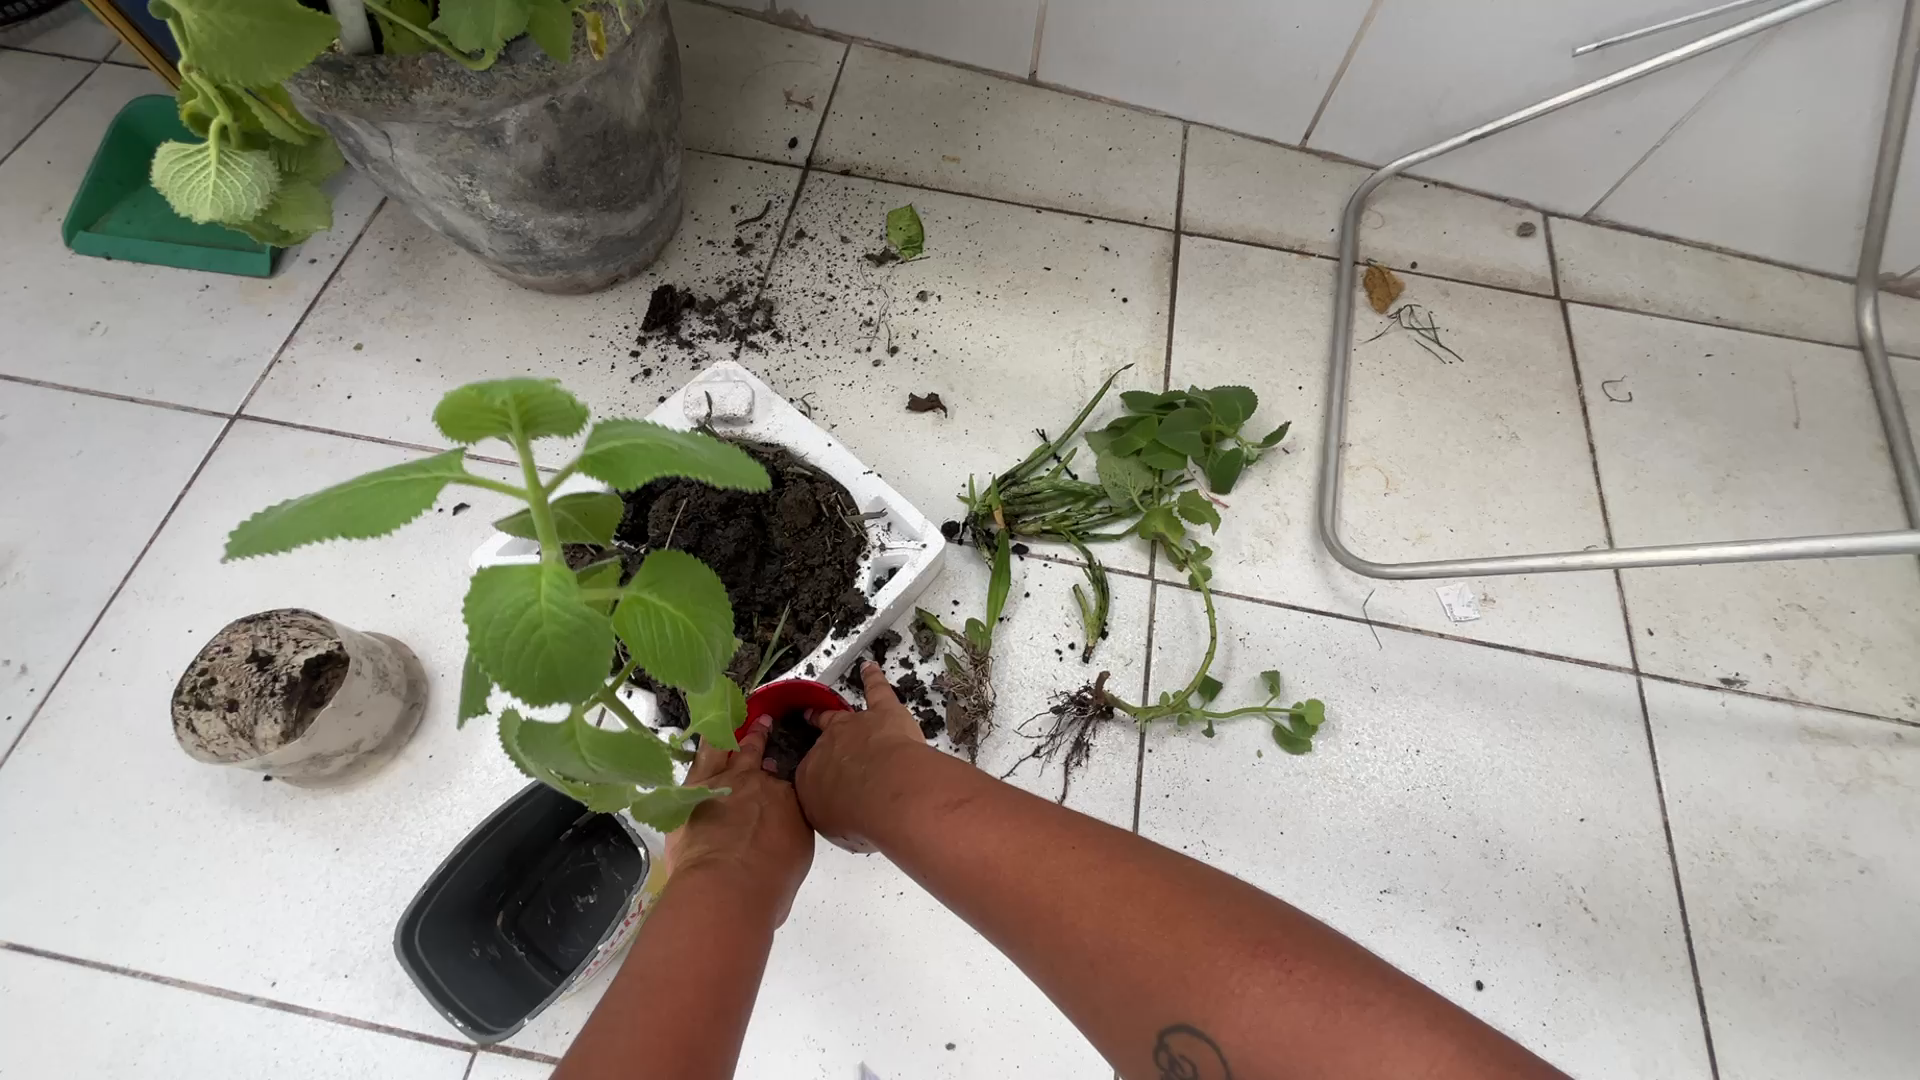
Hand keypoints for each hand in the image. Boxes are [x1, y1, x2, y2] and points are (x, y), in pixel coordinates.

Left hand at [667, 716, 814, 925]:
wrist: (730, 885)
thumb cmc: (769, 881)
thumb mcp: (796, 854)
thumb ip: (790, 833)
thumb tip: (784, 829)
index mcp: (787, 799)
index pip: (785, 781)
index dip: (780, 775)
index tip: (777, 771)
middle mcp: (759, 782)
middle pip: (760, 755)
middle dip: (762, 738)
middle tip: (764, 724)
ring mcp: (726, 781)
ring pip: (731, 748)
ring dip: (736, 733)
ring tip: (736, 717)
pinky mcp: (695, 787)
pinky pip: (704, 754)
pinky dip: (709, 739)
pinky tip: (709, 730)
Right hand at [794, 661, 930, 851]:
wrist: (886, 793)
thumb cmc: (860, 817)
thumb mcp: (837, 829)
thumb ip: (837, 818)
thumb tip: (846, 819)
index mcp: (810, 778)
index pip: (809, 776)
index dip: (817, 778)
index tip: (822, 782)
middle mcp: (828, 747)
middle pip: (821, 741)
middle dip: (818, 740)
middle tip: (810, 736)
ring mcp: (855, 725)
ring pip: (842, 715)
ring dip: (835, 713)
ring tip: (826, 709)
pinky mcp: (883, 712)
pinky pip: (875, 690)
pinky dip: (872, 678)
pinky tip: (869, 668)